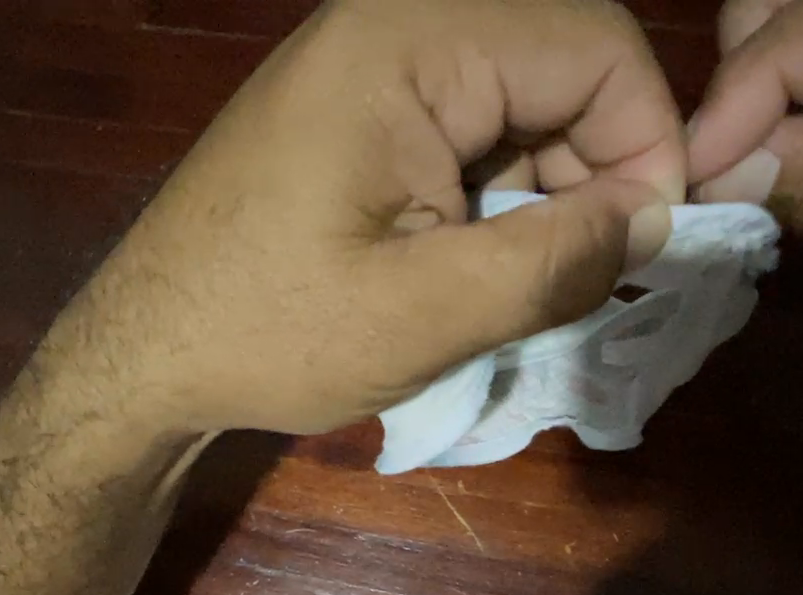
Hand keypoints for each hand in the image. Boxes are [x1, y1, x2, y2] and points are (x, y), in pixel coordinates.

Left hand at [42, 0, 686, 436]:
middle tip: (581, 276)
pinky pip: (463, 142)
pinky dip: (491, 205)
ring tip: (515, 287)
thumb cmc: (269, 335)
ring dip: (540, 197)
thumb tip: (654, 223)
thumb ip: (552, 264)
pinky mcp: (354, 123)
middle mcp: (391, 30)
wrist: (148, 353)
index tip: (645, 245)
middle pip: (556, 67)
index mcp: (408, 44)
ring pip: (513, 111)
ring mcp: (366, 74)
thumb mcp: (422, 316)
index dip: (645, 140)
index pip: (593, 43)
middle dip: (592, 172)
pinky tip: (469, 270)